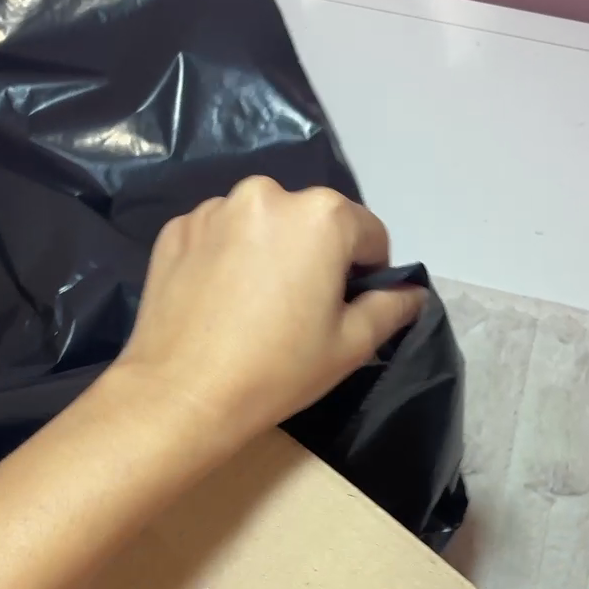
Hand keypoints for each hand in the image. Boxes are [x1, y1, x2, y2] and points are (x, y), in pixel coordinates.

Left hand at [112, 176, 424, 445]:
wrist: (182, 394)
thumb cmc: (277, 371)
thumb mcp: (351, 346)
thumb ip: (391, 308)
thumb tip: (412, 292)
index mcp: (321, 215)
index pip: (368, 234)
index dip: (367, 274)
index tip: (346, 310)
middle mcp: (267, 193)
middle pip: (312, 223)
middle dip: (315, 257)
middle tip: (298, 312)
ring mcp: (214, 208)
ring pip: (263, 226)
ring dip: (269, 253)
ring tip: (253, 308)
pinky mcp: (176, 230)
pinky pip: (219, 236)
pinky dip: (226, 258)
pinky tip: (218, 303)